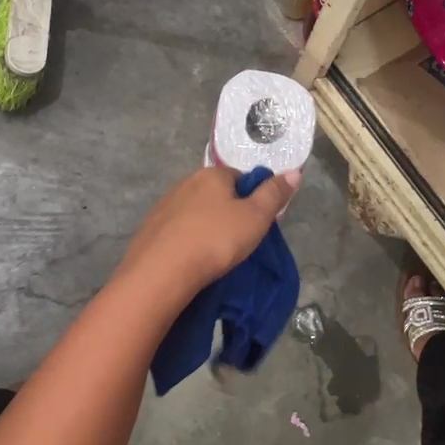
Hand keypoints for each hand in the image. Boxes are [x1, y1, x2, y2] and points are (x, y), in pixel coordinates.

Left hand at [119, 166, 301, 295]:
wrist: (160, 273)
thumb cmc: (215, 240)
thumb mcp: (255, 218)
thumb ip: (274, 194)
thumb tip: (295, 171)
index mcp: (211, 175)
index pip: (241, 178)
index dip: (253, 199)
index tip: (257, 224)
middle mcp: (185, 183)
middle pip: (217, 195)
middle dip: (229, 213)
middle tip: (240, 242)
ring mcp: (164, 206)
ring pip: (195, 213)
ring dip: (206, 228)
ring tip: (215, 256)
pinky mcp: (149, 230)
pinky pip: (177, 232)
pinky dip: (186, 242)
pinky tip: (191, 261)